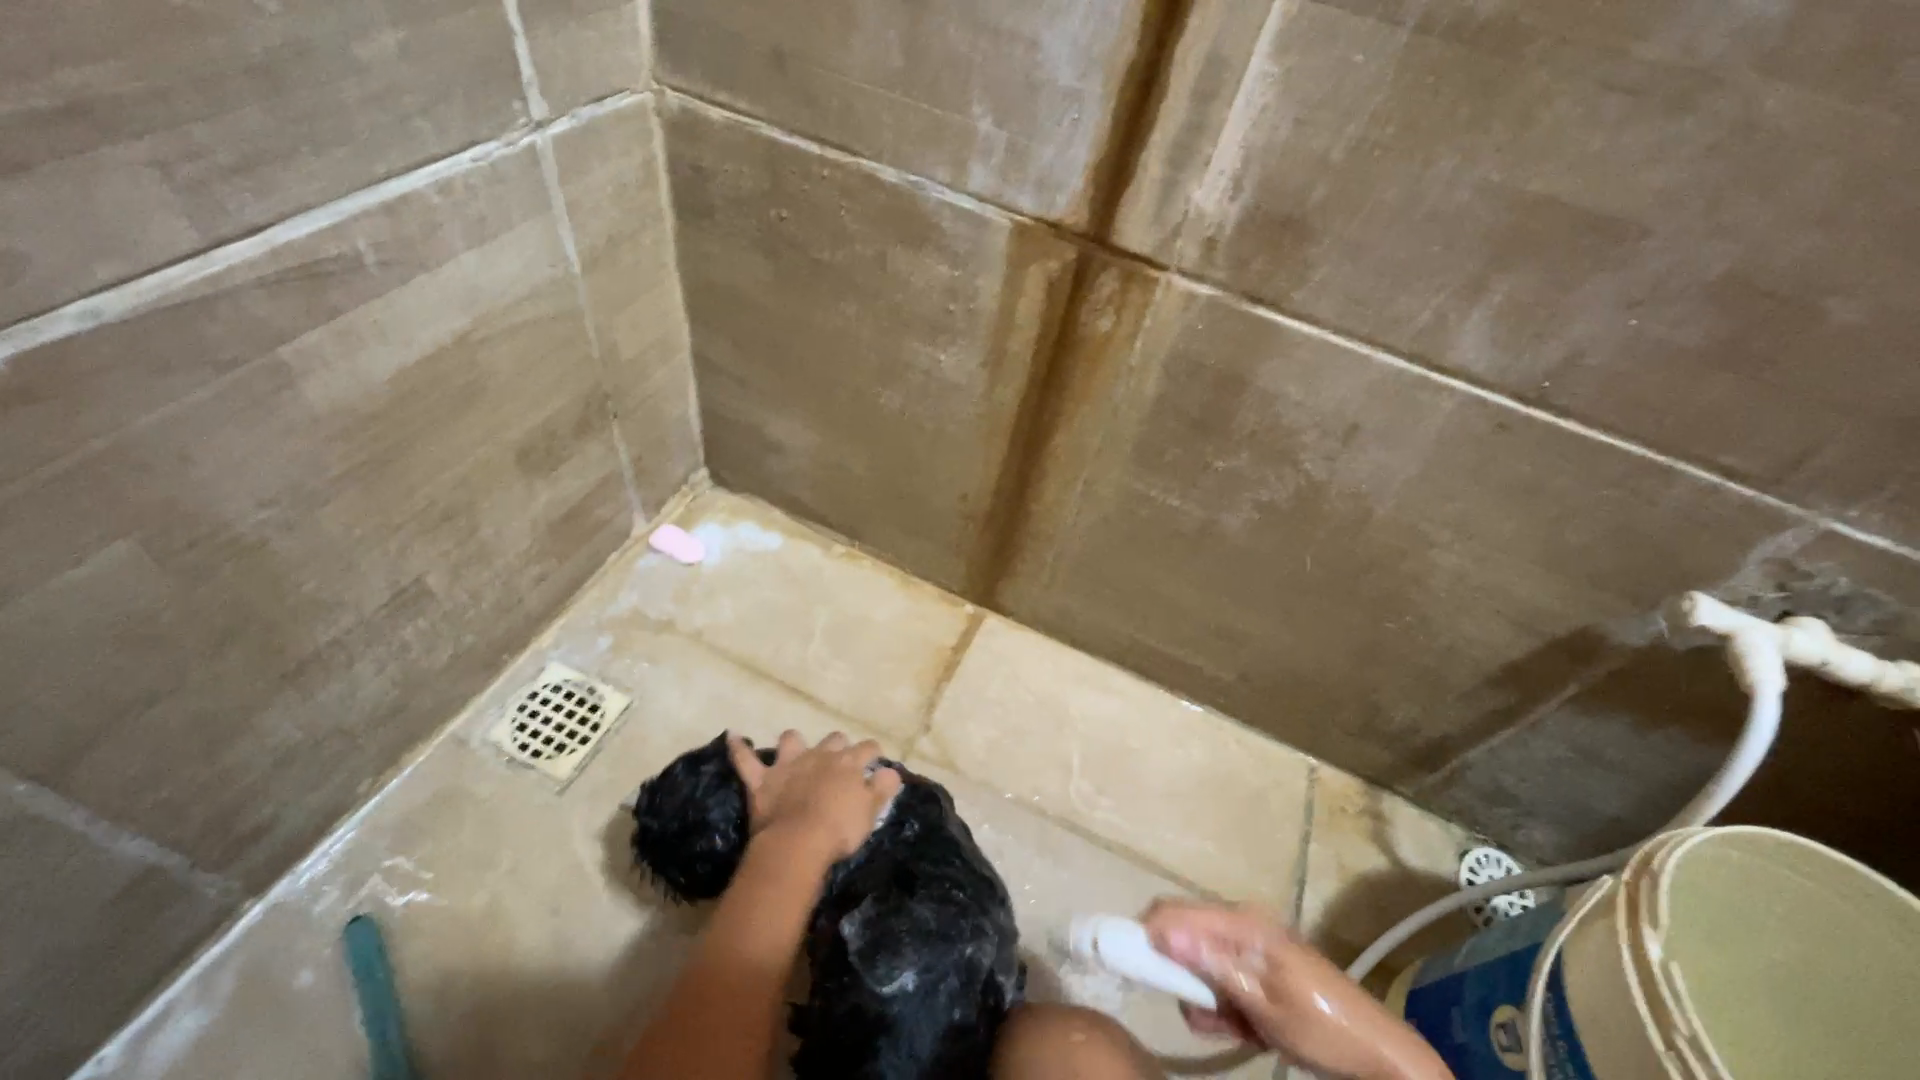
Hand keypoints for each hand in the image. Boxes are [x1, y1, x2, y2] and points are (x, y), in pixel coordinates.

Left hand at [727, 730, 903, 863]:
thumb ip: (882, 787)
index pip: (867, 748)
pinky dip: (738, 747)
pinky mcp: (761, 780)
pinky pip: (745, 759)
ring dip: (795, 742)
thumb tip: (892, 771)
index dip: (873, 752)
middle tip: (839, 759)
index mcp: (848, 763)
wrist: (798, 842)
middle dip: (838, 745)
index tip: (875, 759)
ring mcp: (788, 765)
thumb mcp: (870, 810)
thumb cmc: (839, 829)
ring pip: (792, 740)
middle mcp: (819, 756)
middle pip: (833, 739)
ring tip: (796, 747)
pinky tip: (731, 735)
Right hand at [1140, 899, 1452, 1079]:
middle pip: (1180, 938)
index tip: (1137, 973)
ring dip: (1202, 999)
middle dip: (1178, 976)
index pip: (1172, 912)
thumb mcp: (1263, 1002)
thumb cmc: (1321, 1026)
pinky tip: (1241, 1026)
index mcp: (1243, 922)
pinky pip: (1216, 981)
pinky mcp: (1253, 970)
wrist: (1377, 1057)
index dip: (1146, 937)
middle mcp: (1240, 925)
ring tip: (1232, 1024)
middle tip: (1202, 1011)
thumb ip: (1211, 965)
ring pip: (1195, 966)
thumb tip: (1160, 931)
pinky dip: (1220, 1005)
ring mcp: (1248, 948)